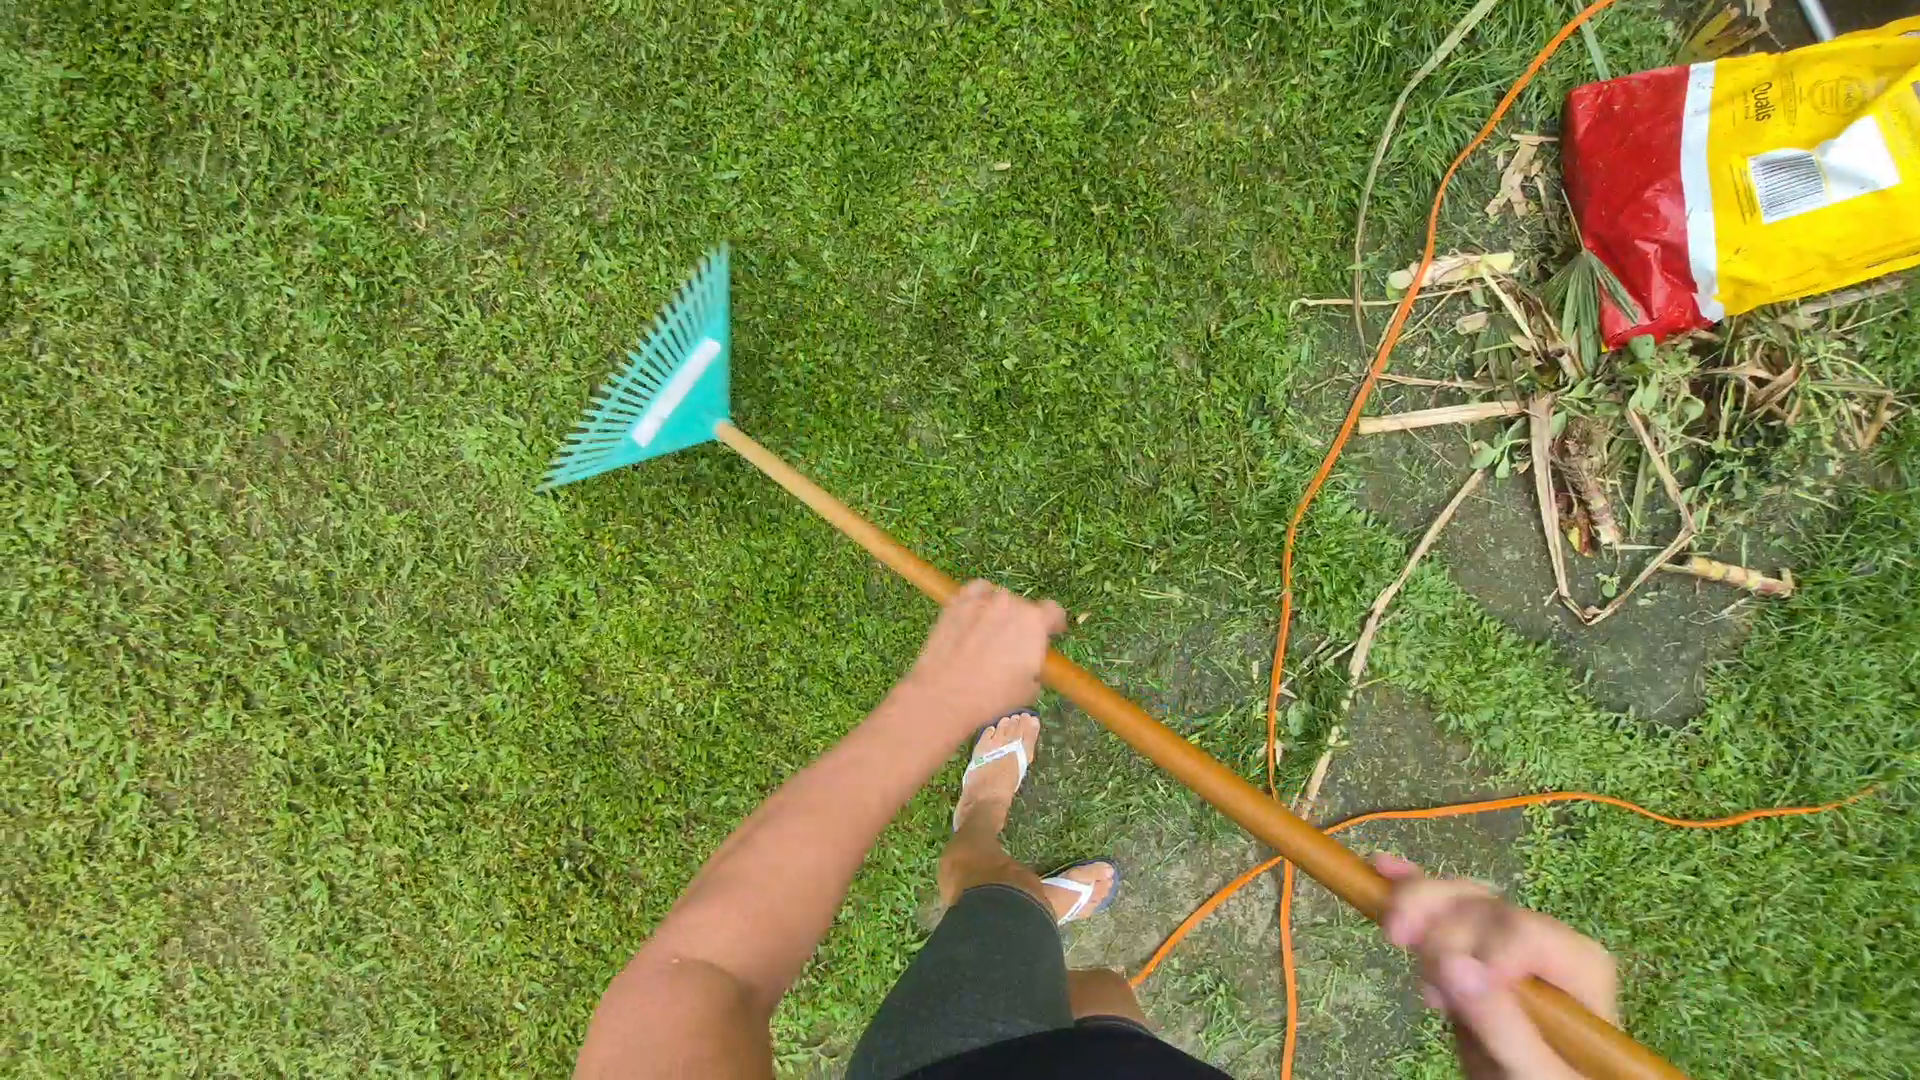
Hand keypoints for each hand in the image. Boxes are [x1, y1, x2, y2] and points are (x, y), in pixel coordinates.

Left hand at [897, 580, 1065, 735]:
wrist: (945, 694)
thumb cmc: (993, 696)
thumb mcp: (1029, 688)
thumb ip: (1035, 666)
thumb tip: (1029, 662)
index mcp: (1035, 622)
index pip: (1054, 611)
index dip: (1054, 624)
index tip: (1051, 635)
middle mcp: (1011, 603)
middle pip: (1025, 606)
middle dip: (1024, 623)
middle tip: (1014, 644)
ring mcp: (982, 600)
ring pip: (1001, 598)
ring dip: (1001, 612)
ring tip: (991, 632)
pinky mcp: (957, 602)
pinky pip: (977, 591)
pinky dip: (980, 599)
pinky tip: (976, 614)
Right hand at [1374, 853, 1618, 1079]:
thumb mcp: (1538, 1073)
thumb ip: (1504, 1024)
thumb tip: (1453, 965)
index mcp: (1578, 967)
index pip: (1527, 931)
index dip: (1484, 946)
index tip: (1454, 983)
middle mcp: (1540, 939)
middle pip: (1482, 907)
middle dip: (1443, 937)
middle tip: (1428, 991)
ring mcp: (1498, 935)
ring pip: (1455, 895)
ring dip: (1416, 907)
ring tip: (1396, 939)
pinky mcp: (1463, 939)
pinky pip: (1437, 899)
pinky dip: (1407, 883)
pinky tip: (1381, 867)